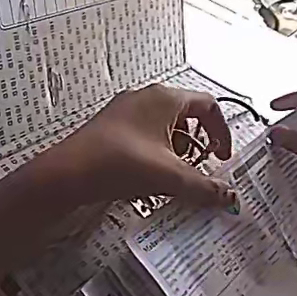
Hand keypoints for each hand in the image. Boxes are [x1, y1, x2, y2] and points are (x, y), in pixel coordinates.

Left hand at [32, 84, 235, 209]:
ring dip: (175, 153)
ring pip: (163, 129)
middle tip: (199, 170)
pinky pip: (143, 137)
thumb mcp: (169, 176)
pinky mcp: (110, 129)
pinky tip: (150, 181)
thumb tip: (229, 197)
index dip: (221, 131)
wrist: (66, 174)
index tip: (222, 158)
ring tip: (175, 180)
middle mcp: (144, 98)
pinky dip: (154, 155)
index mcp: (164, 98)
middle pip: (185, 117)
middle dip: (197, 146)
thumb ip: (204, 187)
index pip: (207, 105)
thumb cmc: (118, 163)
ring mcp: (124, 112)